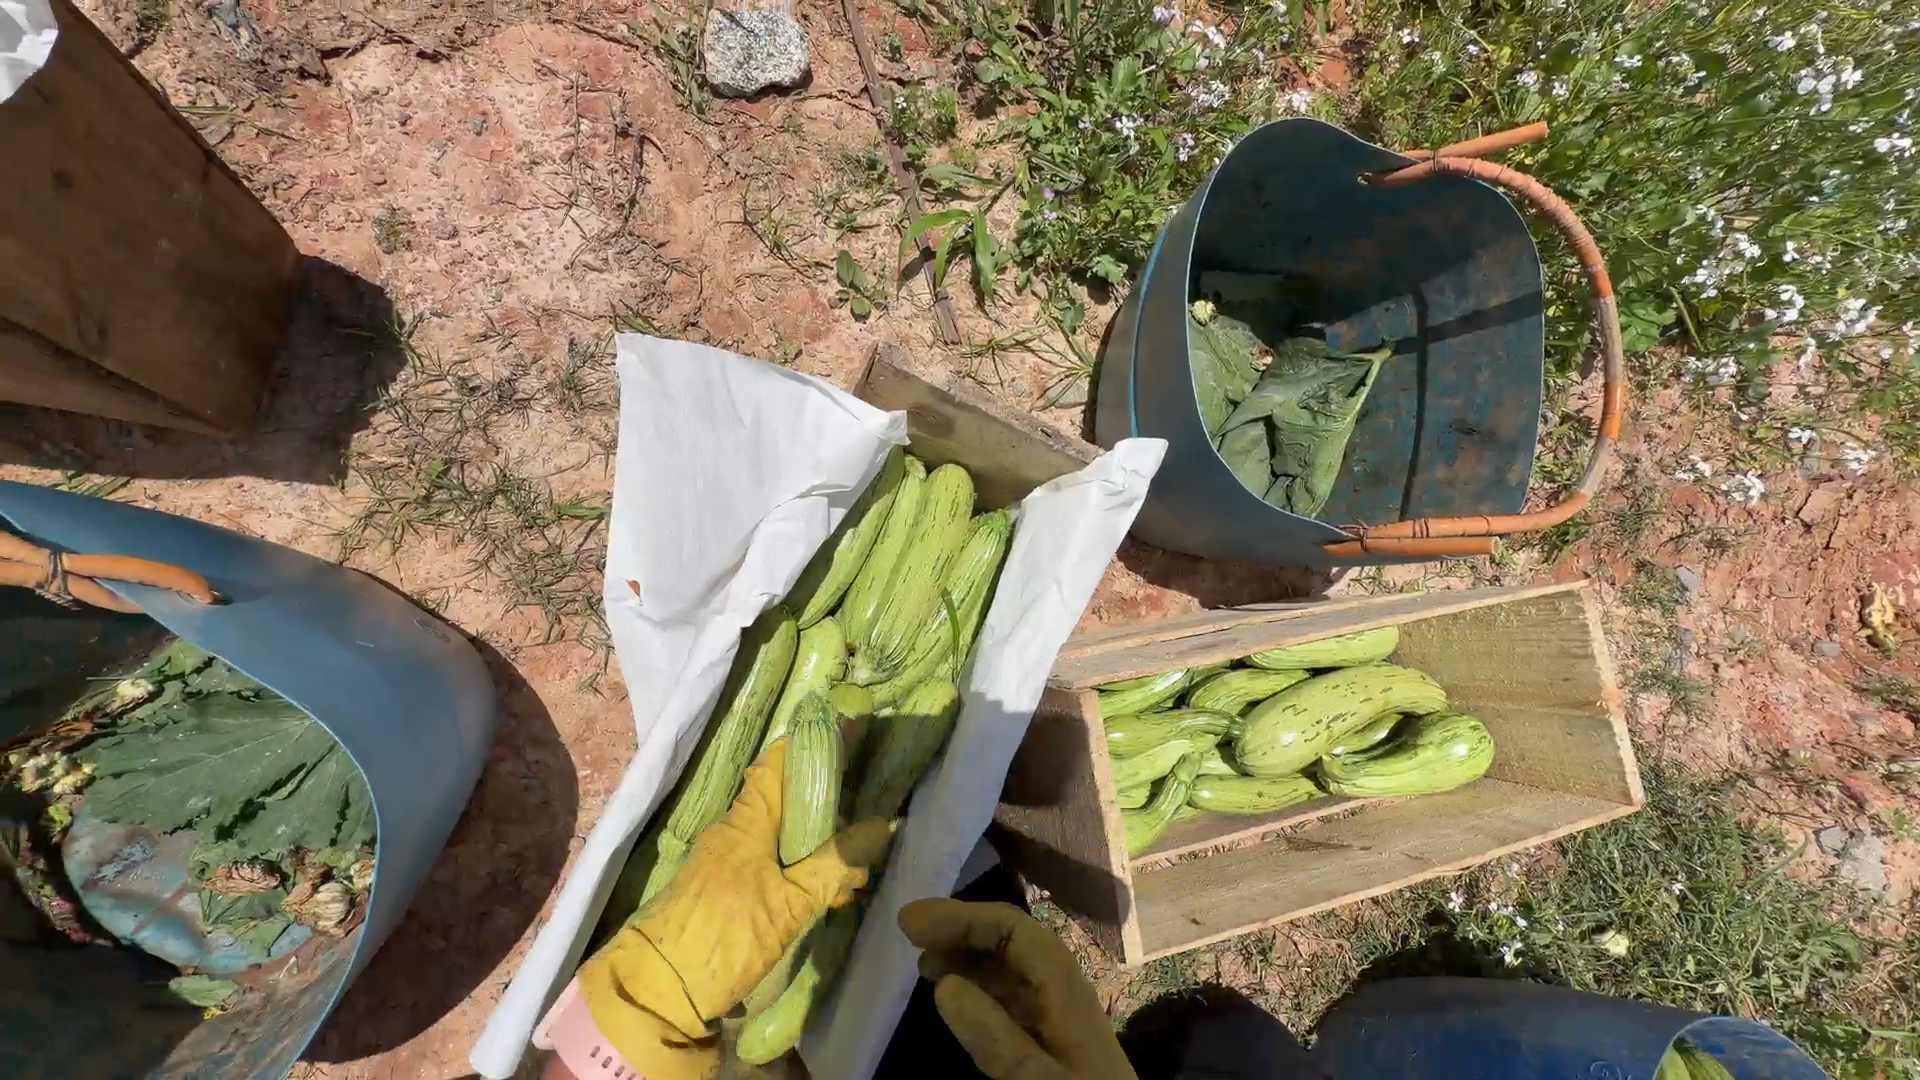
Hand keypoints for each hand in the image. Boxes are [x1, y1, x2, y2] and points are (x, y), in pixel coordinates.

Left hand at [579, 738, 893, 1079]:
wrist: (656, 993)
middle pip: (789, 798)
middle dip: (831, 806)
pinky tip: (827, 894)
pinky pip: (772, 860)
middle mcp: (737, 828)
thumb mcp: (790, 902)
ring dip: (820, 845)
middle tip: (868, 825)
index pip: (779, 760)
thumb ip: (835, 863)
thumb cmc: (725, 935)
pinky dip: (801, 867)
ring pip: (784, 833)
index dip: (812, 742)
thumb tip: (881, 826)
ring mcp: (729, 857)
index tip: (850, 733)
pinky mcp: (726, 886)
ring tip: (855, 876)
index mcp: (749, 818)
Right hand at [898, 898, 1137, 1079]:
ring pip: (1005, 961)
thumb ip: (994, 1036)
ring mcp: (1056, 1006)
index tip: (911, 922)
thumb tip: (944, 983)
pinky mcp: (1051, 1031)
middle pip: (1006, 936)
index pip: (1007, 926)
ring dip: (964, 953)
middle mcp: (1059, 981)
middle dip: (958, 927)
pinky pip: (1008, 989)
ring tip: (924, 963)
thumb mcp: (1037, 1079)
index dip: (959, 916)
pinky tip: (954, 994)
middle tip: (910, 934)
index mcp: (1061, 979)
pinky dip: (976, 983)